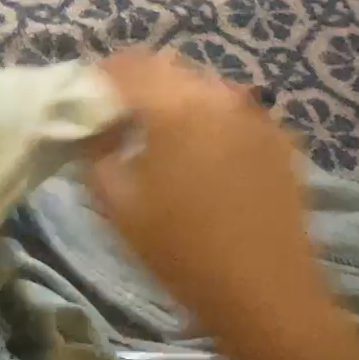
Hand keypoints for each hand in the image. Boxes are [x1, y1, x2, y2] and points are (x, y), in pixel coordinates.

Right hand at [80, 50, 342, 359]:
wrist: (266, 294)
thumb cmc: (179, 248)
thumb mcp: (115, 201)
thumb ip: (94, 150)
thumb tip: (92, 126)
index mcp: (173, 106)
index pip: (125, 65)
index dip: (97, 76)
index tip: (82, 100)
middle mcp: (218, 96)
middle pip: (165, 68)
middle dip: (135, 85)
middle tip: (114, 119)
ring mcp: (254, 115)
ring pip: (200, 85)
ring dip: (171, 99)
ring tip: (155, 136)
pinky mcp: (277, 138)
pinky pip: (230, 109)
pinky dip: (205, 117)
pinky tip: (196, 154)